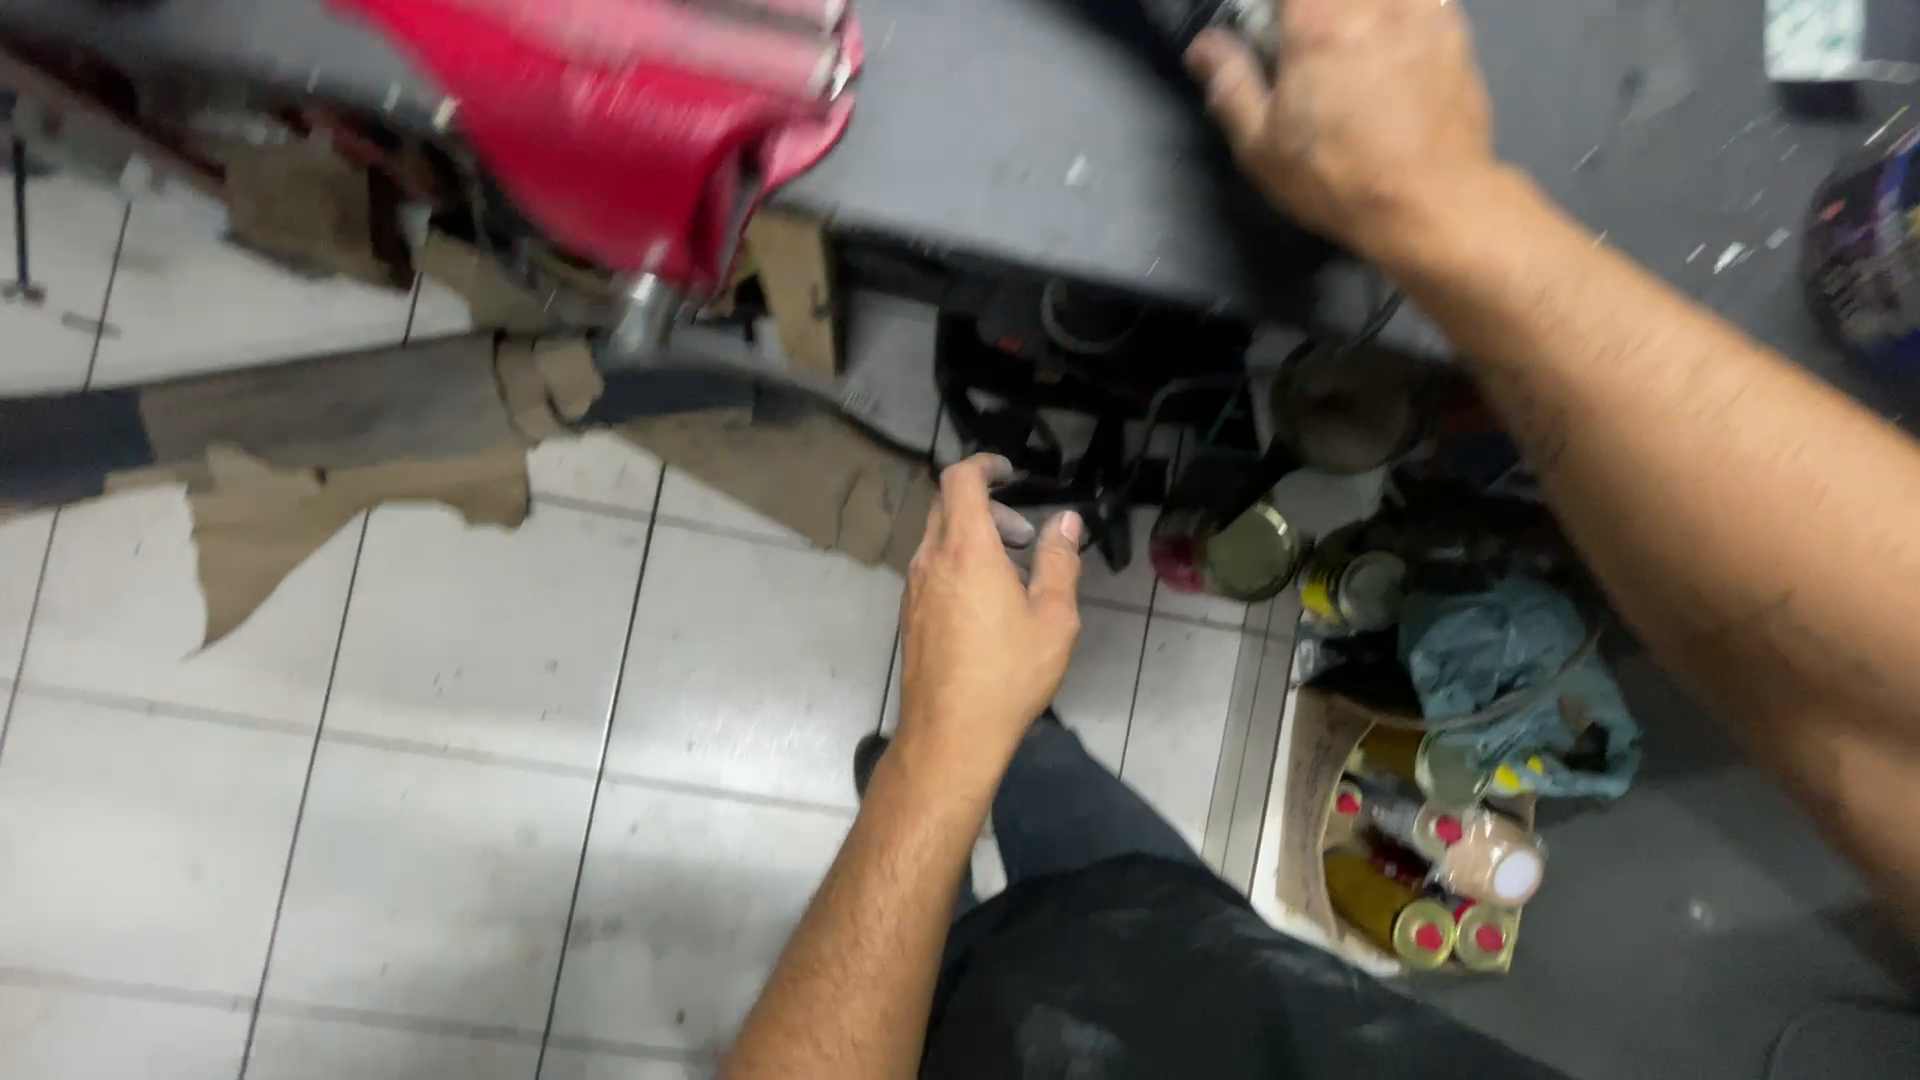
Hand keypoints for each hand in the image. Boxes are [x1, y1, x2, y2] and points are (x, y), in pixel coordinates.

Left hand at [897, 455, 1082, 769]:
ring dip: (973, 537)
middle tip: (1023, 537)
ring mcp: (914, 588)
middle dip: (987, 507)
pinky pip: (931, 568)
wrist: (950, 733)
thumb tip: (1066, 521)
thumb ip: (1060, 561)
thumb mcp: (1054, 618)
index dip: (984, 465)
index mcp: (966, 550)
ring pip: (937, 538)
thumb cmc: (1008, 674)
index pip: (960, 480)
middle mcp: (930, 560)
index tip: (1009, 472)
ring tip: (1011, 574)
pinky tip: (985, 603)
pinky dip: (956, 563)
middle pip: (947, 505)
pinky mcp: (909, 614)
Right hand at [1185, 0, 1496, 266]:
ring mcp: (1419, 8)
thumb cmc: (1334, 179)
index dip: (1270, 10)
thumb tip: (1203, 46)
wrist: (1425, 200)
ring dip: (1352, 17)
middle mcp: (1372, 3)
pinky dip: (1394, 14)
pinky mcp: (1452, 27)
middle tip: (1299, 54)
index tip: (1266, 34)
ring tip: (1344, 59)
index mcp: (1316, 25)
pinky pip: (1417, 0)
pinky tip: (1386, 50)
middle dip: (1307, 15)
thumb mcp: (1260, 148)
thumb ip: (1230, 85)